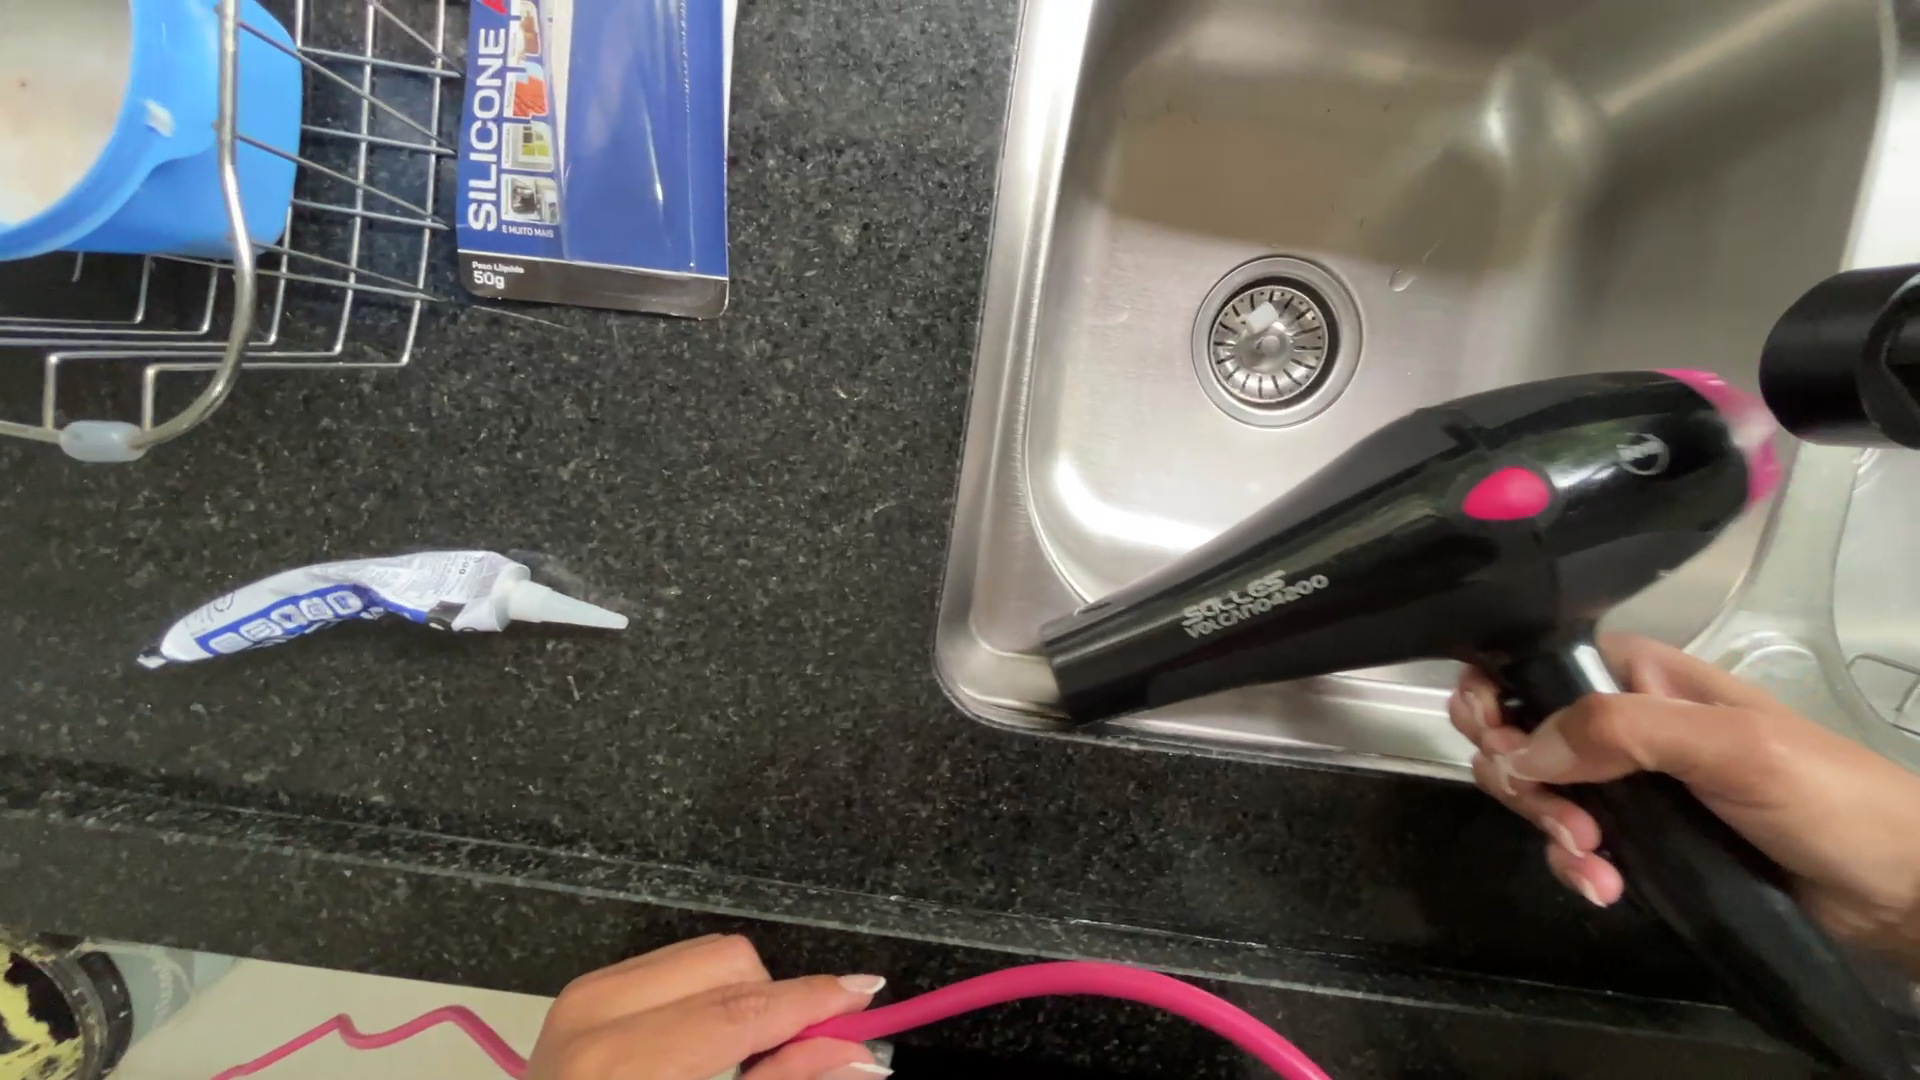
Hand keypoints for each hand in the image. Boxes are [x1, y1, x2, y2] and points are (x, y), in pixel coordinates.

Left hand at [526, 934, 890, 1079]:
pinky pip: (679, 960)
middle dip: (772, 1002)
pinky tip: (699, 1041)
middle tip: (786, 1053)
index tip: (868, 992)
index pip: (741, 1012)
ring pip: (710, 952)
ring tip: (736, 1054)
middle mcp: (598, 1011)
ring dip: (742, 995)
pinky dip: (709, 992)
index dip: (810, 1001)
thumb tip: (860, 1056)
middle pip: (732, 962)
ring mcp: (587, 993)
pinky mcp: (587, 988)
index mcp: (621, 1064)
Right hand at [1450, 634, 1919, 970]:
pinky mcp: (1625, 830)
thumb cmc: (1834, 801)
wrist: (1907, 898)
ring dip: (1547, 827)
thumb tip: (1519, 756)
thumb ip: (1619, 730)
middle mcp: (1609, 718)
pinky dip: (1572, 863)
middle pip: (1510, 730)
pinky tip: (1603, 885)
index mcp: (1628, 676)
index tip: (1500, 744)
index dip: (1489, 697)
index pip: (1521, 665)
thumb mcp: (1735, 747)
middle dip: (1520, 779)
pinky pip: (1561, 837)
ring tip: (1595, 861)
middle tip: (1564, 818)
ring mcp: (1614, 776)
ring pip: (1527, 787)